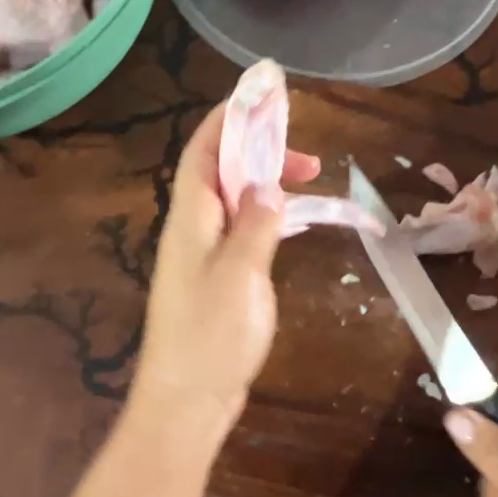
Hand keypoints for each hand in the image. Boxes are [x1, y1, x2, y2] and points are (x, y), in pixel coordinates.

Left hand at [134, 103, 319, 428]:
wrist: (187, 403)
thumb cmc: (210, 336)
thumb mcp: (241, 273)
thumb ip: (255, 222)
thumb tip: (267, 183)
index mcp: (190, 218)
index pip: (203, 149)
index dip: (230, 117)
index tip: (264, 93)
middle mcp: (192, 228)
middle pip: (221, 170)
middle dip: (260, 150)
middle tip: (307, 156)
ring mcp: (203, 255)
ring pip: (235, 199)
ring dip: (268, 183)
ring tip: (310, 180)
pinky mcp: (217, 279)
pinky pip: (243, 229)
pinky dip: (269, 216)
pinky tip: (296, 222)